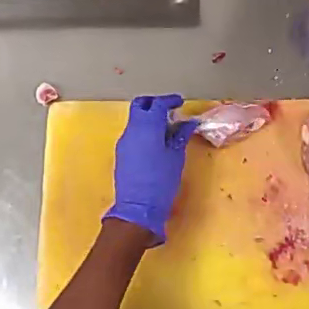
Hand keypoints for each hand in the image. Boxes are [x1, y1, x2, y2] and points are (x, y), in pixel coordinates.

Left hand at [104, 94, 199, 244]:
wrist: (138, 207)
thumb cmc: (161, 181)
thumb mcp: (176, 157)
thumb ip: (180, 136)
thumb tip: (187, 123)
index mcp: (147, 126)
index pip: (157, 103)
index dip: (169, 100)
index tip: (179, 102)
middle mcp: (132, 130)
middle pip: (140, 106)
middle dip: (154, 103)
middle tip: (169, 109)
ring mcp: (124, 142)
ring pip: (135, 120)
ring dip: (148, 118)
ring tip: (165, 128)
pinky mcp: (121, 153)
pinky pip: (132, 134)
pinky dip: (143, 131)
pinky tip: (155, 142)